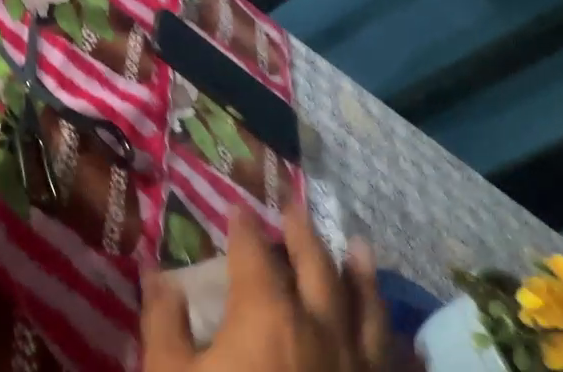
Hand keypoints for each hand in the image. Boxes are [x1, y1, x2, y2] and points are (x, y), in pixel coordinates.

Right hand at [143, 203, 390, 371]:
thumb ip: (163, 319)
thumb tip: (156, 272)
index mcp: (267, 316)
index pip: (254, 255)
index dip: (244, 228)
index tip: (237, 207)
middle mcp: (322, 331)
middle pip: (318, 270)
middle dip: (305, 235)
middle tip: (298, 207)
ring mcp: (359, 371)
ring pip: (368, 310)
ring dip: (363, 275)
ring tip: (361, 246)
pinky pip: (398, 366)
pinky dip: (403, 345)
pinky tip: (405, 338)